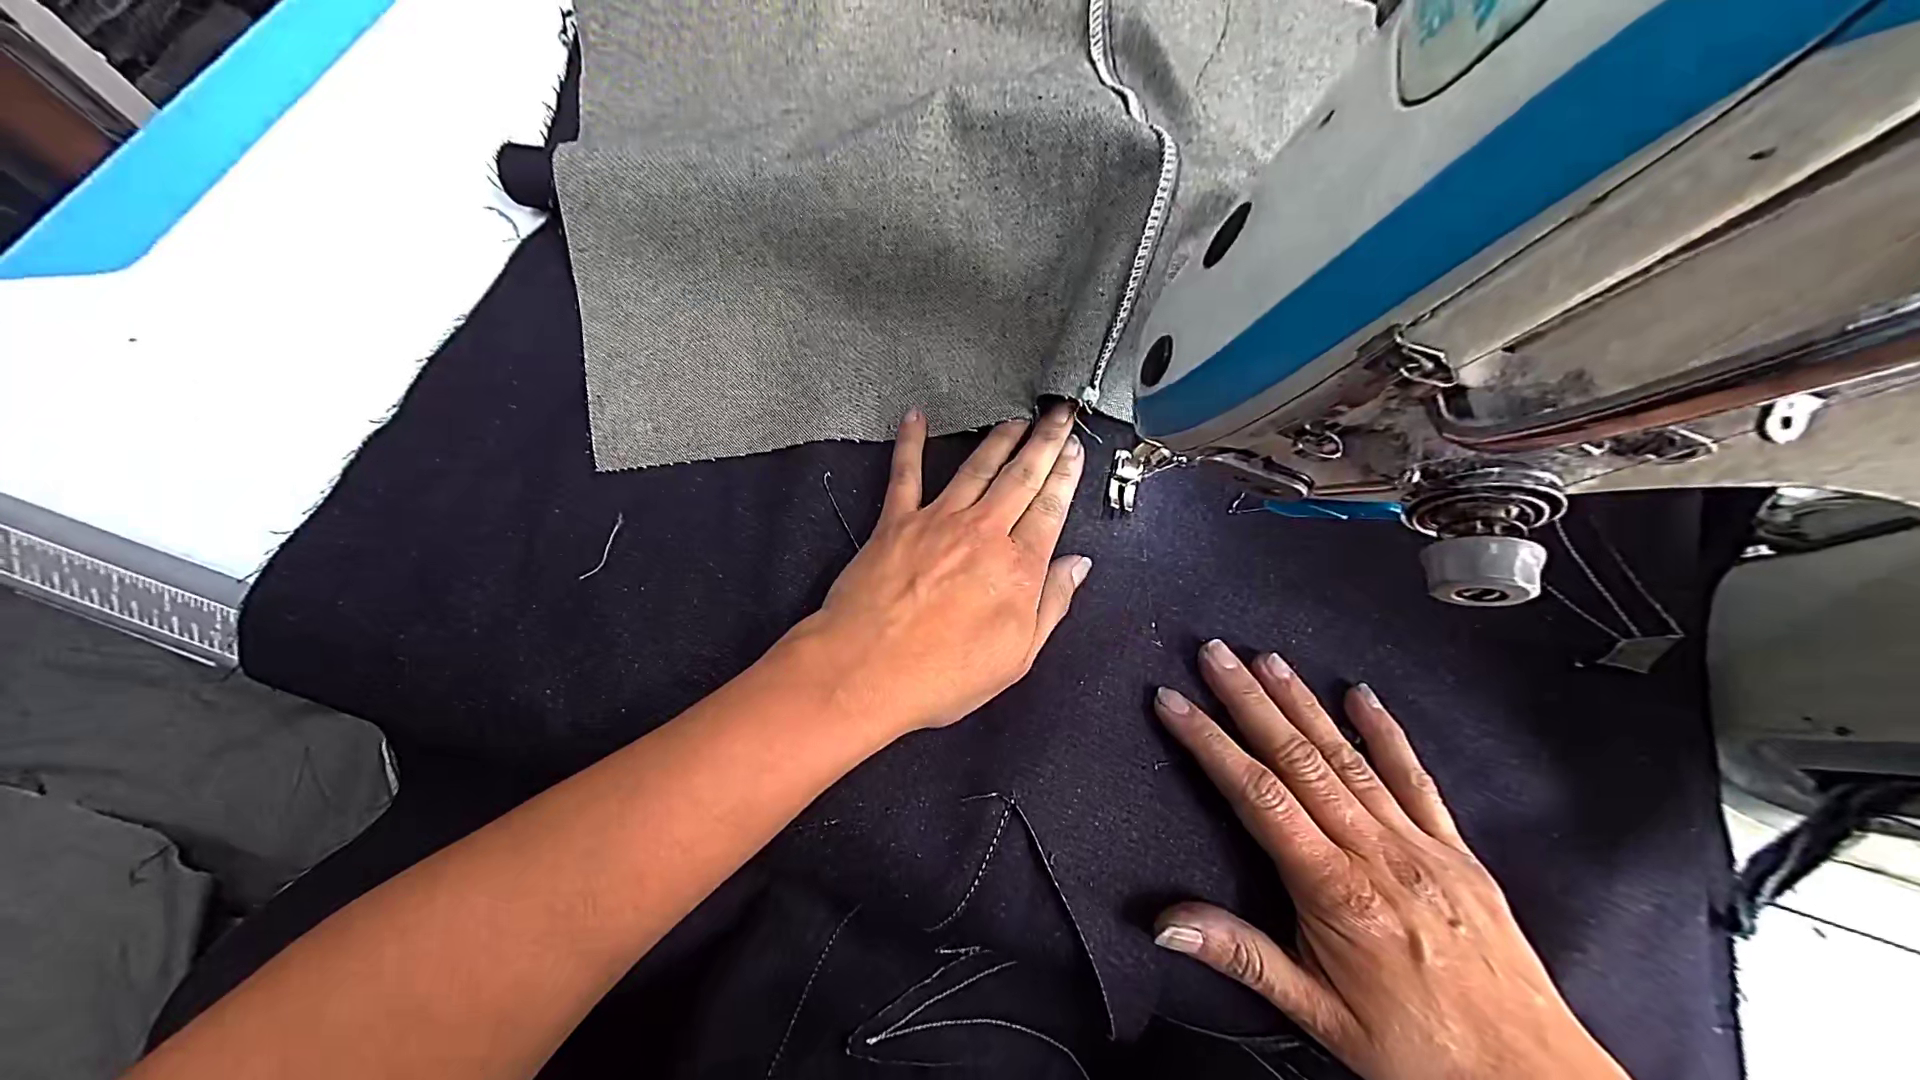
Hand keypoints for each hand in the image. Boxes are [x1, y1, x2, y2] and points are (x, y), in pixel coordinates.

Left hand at [784, 403, 1090, 733]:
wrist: (866, 670)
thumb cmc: (939, 674)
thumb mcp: (1016, 656)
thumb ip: (1052, 604)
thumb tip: (1076, 568)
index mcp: (1017, 567)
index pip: (1051, 508)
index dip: (1066, 475)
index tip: (1075, 452)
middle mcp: (982, 533)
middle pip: (1022, 476)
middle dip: (1045, 441)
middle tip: (1059, 417)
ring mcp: (937, 522)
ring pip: (977, 467)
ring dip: (1000, 439)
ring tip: (1017, 421)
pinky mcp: (896, 522)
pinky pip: (906, 472)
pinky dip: (911, 442)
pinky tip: (917, 419)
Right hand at [1150, 642, 1631, 1079]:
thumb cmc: (1423, 1055)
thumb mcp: (1318, 1014)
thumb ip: (1241, 955)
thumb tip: (1168, 924)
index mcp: (1336, 889)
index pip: (1256, 792)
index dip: (1209, 741)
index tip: (1176, 704)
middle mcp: (1376, 852)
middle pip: (1297, 756)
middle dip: (1248, 698)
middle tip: (1216, 656)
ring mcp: (1420, 844)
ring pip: (1346, 754)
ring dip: (1301, 701)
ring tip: (1267, 660)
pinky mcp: (1455, 849)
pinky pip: (1415, 777)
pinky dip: (1385, 732)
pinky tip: (1362, 696)